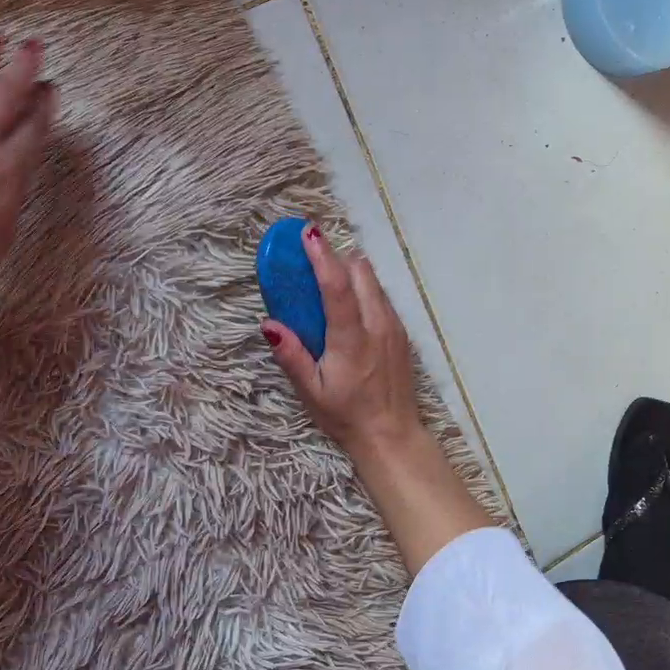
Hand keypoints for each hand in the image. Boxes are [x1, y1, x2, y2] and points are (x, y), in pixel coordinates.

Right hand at [262, 223, 427, 465]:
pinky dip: (363, 288)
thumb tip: (268, 324)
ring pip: (374, 281)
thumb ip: (291, 356)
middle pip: (360, 272)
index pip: (337, 287)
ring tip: (326, 280)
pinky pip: (381, 296)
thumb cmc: (345, 416)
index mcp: (352, 340)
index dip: (322, 256)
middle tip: (310, 259)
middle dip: (336, 258)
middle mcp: (377, 325)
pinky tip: (347, 305)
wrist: (392, 436)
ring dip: (350, 271)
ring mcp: (394, 327)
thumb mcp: (311, 392)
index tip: (308, 233)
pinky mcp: (401, 332)